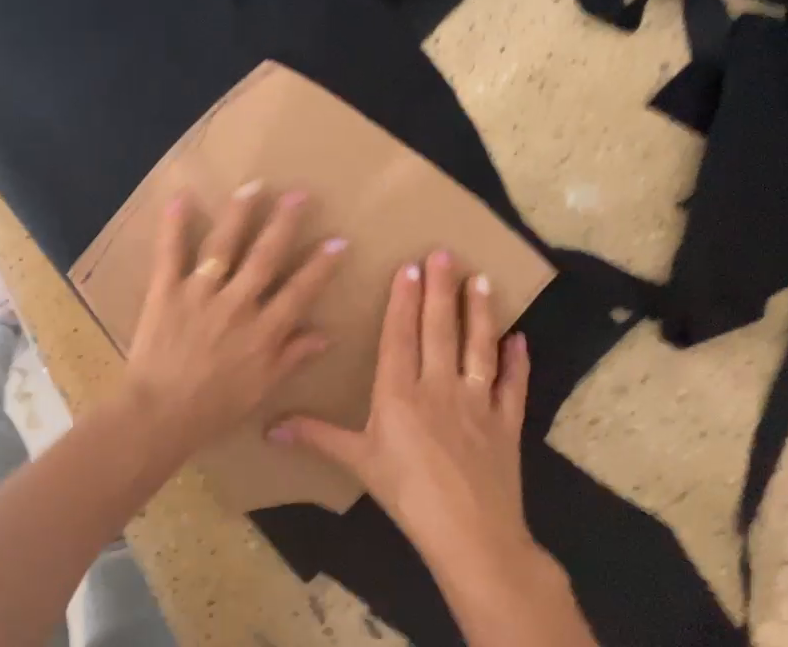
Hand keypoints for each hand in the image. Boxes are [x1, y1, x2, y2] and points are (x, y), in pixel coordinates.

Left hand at [121, 182, 347, 454]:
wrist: (161, 412)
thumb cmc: (213, 408)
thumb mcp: (261, 388)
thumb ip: (291, 357)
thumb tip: (325, 335)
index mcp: (263, 332)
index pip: (299, 291)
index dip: (320, 266)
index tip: (337, 241)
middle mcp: (236, 305)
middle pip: (265, 258)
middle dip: (284, 225)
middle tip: (299, 195)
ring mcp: (200, 294)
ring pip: (224, 247)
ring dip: (240, 215)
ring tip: (253, 187)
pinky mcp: (165, 291)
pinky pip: (170, 253)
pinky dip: (173, 225)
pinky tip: (180, 198)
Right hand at [266, 250, 535, 569]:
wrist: (471, 533)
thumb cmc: (406, 492)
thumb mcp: (357, 461)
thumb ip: (316, 435)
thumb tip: (267, 427)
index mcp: (398, 391)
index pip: (399, 335)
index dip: (403, 300)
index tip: (409, 266)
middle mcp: (438, 386)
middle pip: (440, 330)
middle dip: (441, 290)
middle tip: (446, 254)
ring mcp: (476, 403)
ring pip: (478, 347)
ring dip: (480, 313)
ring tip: (482, 280)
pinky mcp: (507, 424)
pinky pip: (512, 386)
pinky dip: (517, 362)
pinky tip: (520, 339)